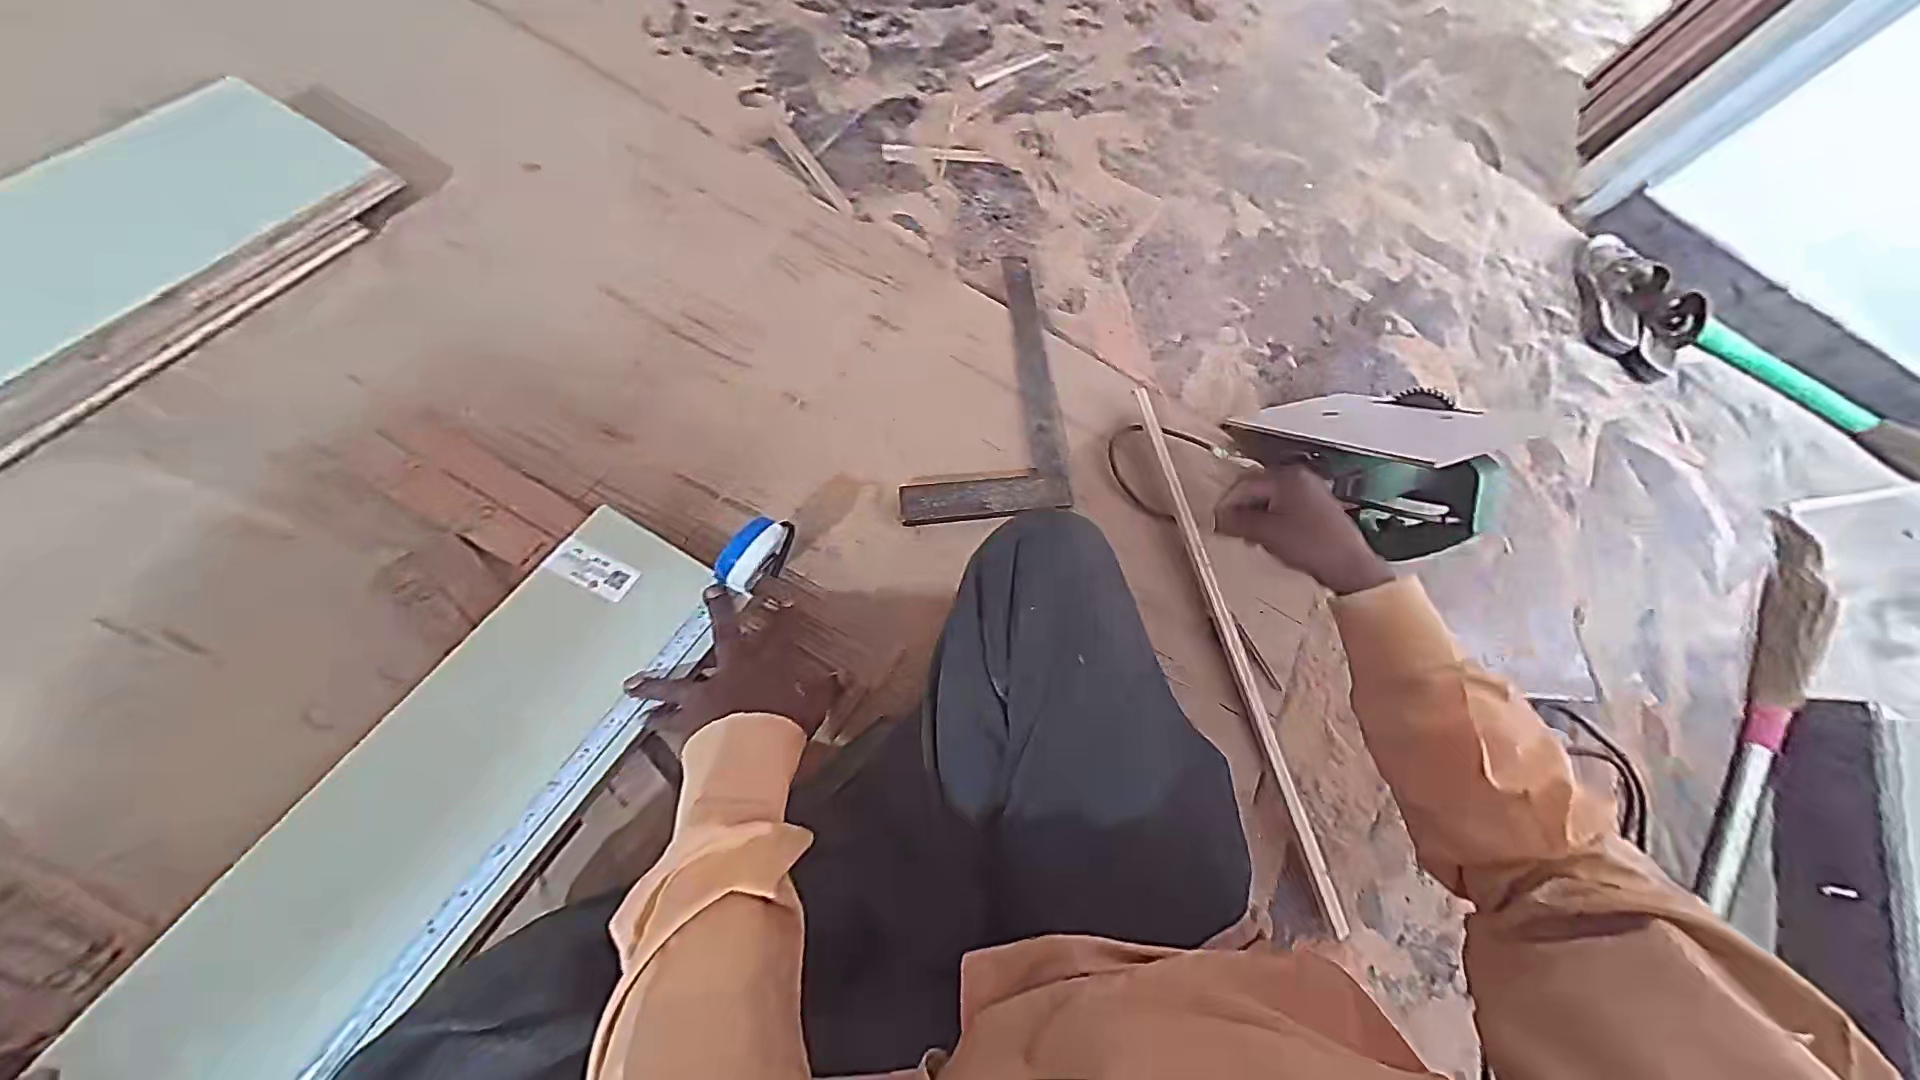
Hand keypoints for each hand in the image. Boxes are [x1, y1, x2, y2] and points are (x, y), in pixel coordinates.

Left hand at [625, 586, 848, 740]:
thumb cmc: (781, 728)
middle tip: (711, 591)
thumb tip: (841, 676)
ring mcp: (705, 692)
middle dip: (720, 610)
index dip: (783, 617)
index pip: (779, 633)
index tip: (785, 602)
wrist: (745, 752)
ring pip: (677, 679)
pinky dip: (656, 719)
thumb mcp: (811, 710)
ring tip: (634, 681)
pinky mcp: (687, 717)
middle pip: (725, 632)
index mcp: (763, 665)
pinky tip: (643, 720)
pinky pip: (667, 718)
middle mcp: (731, 670)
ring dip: (656, 679)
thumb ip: (824, 692)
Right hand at [1214, 466, 1393, 594]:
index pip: (1243, 484)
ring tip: (1251, 537)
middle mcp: (1300, 478)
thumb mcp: (1264, 533)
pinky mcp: (1317, 508)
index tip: (1218, 522)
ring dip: (1256, 517)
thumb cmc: (1312, 545)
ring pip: (1270, 500)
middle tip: (1232, 530)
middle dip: (1242, 510)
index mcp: (1287, 477)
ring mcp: (1311, 492)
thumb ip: (1236, 521)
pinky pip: (1284, 508)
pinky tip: (1270, 539)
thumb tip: (1217, 517)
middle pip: (1257, 490)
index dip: (1227, 504)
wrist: (1349, 567)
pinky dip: (1272, 521)